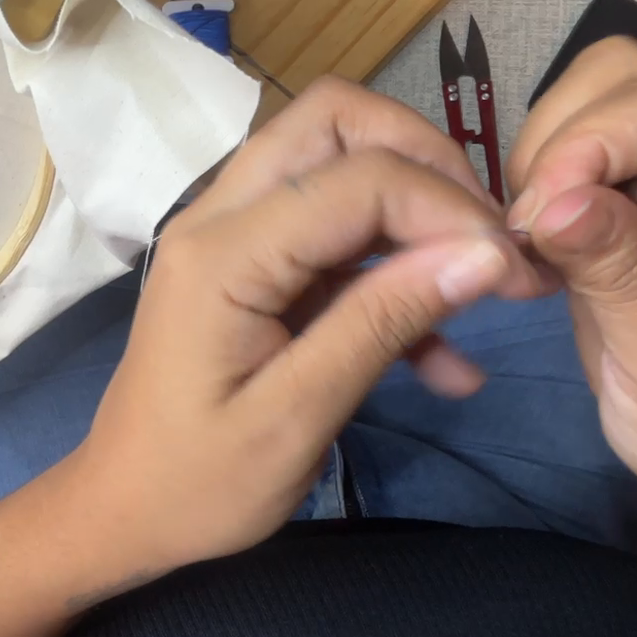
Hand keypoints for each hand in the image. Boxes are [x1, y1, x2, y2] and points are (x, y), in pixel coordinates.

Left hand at [64, 78, 540, 567]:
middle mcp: (216, 221)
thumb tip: (485, 252)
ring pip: (332, 170)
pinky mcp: (244, 271)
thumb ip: (382, 323)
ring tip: (485, 291)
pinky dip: (383, 273)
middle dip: (426, 166)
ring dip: (412, 215)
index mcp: (222, 256)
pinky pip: (324, 240)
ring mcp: (226, 240)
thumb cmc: (198, 483)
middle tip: (486, 239)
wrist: (124, 510)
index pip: (357, 178)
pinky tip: (441, 359)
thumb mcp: (296, 416)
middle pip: (331, 126)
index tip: (512, 271)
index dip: (448, 209)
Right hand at [507, 37, 636, 512]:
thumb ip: (624, 275)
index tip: (527, 222)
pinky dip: (534, 197)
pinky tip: (530, 255)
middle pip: (635, 82)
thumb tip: (548, 201)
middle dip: (558, 144)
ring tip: (527, 250)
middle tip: (525, 233)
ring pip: (591, 114)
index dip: (587, 145)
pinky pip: (570, 167)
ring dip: (539, 169)